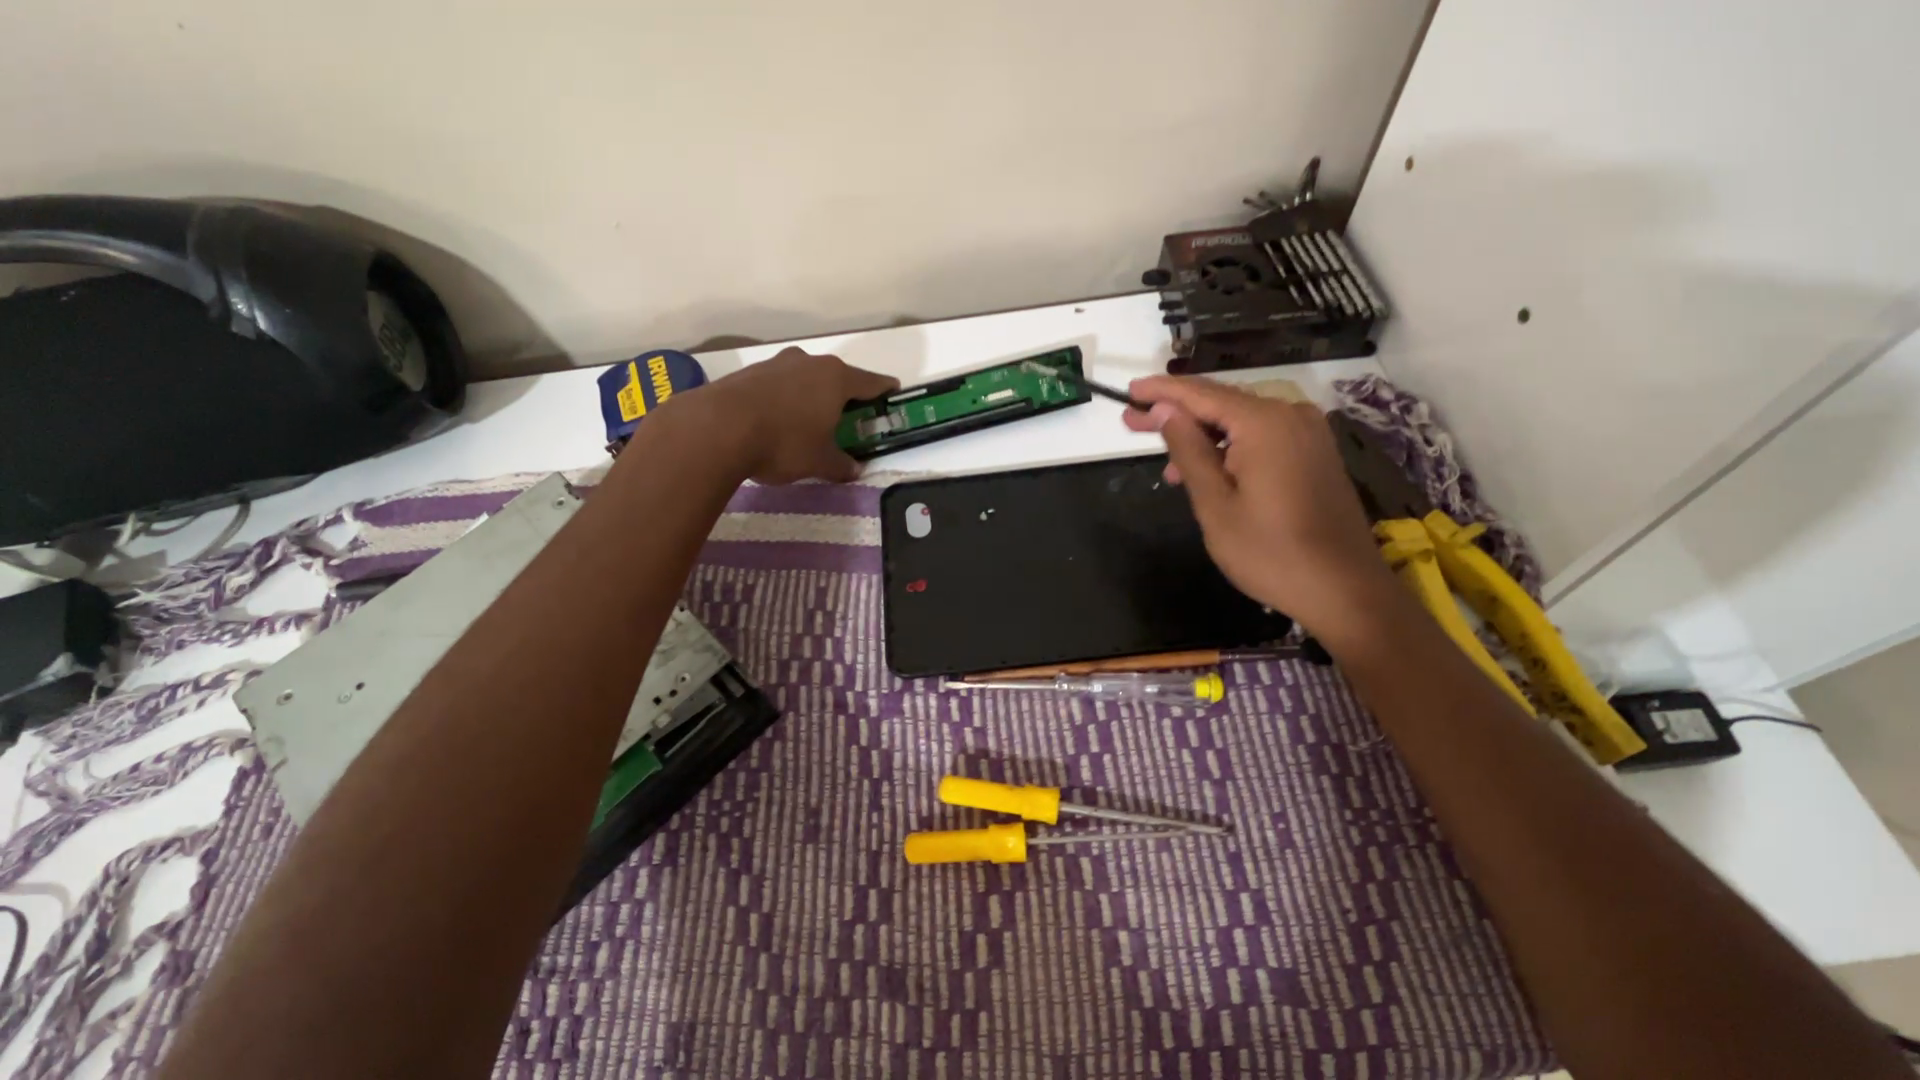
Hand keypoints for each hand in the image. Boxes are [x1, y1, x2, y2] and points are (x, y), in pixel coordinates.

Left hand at [687, 347, 897, 482]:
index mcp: (835, 378)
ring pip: (803, 380)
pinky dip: (783, 401)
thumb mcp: (819, 462)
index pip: (869, 382)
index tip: (893, 391)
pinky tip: (775, 423)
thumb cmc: (783, 442)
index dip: (883, 389)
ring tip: (808, 422)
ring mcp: (775, 365)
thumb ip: (840, 465)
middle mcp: (808, 363)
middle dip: (842, 396)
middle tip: (847, 417)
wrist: (717, 429)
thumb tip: (854, 470)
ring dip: (809, 397)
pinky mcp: (747, 374)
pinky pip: (776, 387)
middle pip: (835, 377)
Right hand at [1123, 376, 1394, 634]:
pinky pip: (1264, 437)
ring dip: (1203, 436)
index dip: (1162, 392)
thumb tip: (1165, 410)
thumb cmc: (1271, 553)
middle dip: (1177, 413)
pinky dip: (1231, 447)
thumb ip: (1188, 451)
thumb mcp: (1215, 505)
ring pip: (1243, 422)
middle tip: (1132, 424)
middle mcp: (1290, 414)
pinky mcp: (1316, 454)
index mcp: (1264, 423)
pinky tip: (1208, 471)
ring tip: (1167, 465)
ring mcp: (1309, 434)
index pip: (1201, 394)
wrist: (1345, 589)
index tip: (1129, 392)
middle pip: (1222, 403)